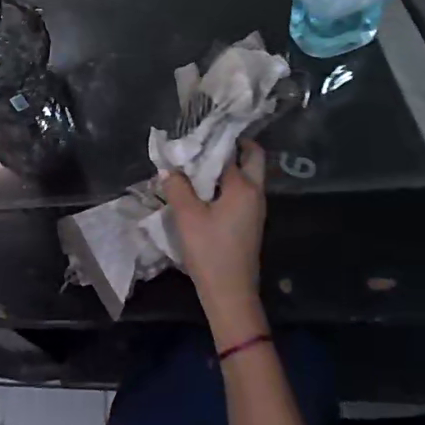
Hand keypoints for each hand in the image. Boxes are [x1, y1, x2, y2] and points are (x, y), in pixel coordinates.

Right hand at [163, 140, 268, 345]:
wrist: (230, 292)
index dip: (213, 139)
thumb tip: (169, 168)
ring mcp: (255, 208)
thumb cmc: (210, 250)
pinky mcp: (248, 221)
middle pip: (252, 158)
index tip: (195, 132)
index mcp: (244, 187)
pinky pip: (239, 191)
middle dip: (231, 146)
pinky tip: (200, 188)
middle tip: (204, 141)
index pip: (233, 150)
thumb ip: (177, 186)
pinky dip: (223, 182)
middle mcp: (256, 193)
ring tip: (195, 162)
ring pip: (246, 175)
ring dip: (225, 165)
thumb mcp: (187, 215)